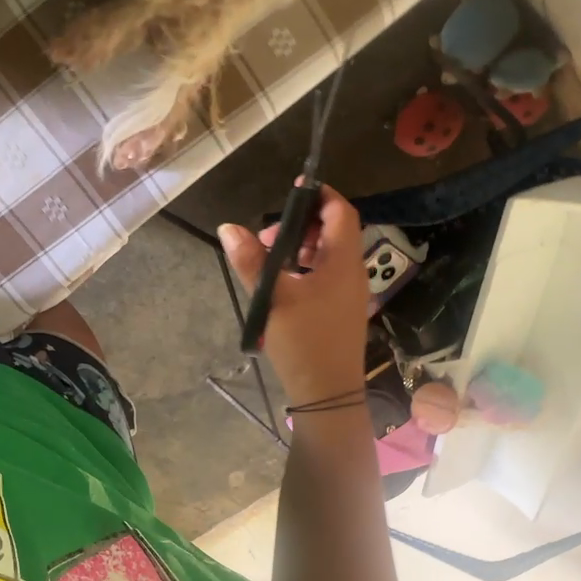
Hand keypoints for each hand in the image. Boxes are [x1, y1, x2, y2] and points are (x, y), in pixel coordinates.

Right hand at [218, 184, 371, 406]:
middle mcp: (352, 272)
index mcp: (342, 262)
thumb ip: (250, 261)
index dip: (320, 195)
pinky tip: (281, 282)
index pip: (341, 212)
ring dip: (300, 246)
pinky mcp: (341, 309)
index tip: (294, 188)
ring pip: (329, 253)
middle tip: (266, 236)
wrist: (327, 392)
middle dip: (301, 223)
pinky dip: (305, 266)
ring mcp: (349, 292)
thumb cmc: (303, 341)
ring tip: (268, 258)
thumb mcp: (272, 298)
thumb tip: (228, 227)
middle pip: (334, 231)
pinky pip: (327, 273)